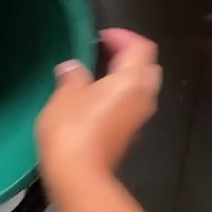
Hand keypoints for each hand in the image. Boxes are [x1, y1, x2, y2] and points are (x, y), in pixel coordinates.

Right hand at [36, 27, 161, 188]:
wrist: (79, 174)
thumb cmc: (71, 129)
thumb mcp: (64, 96)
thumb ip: (72, 76)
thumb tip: (72, 67)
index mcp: (131, 79)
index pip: (140, 46)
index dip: (122, 37)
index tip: (100, 37)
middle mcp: (144, 96)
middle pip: (146, 67)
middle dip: (128, 57)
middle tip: (103, 55)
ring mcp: (139, 118)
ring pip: (140, 88)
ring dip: (124, 79)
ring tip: (96, 78)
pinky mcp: (129, 135)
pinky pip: (130, 106)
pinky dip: (118, 97)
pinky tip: (95, 103)